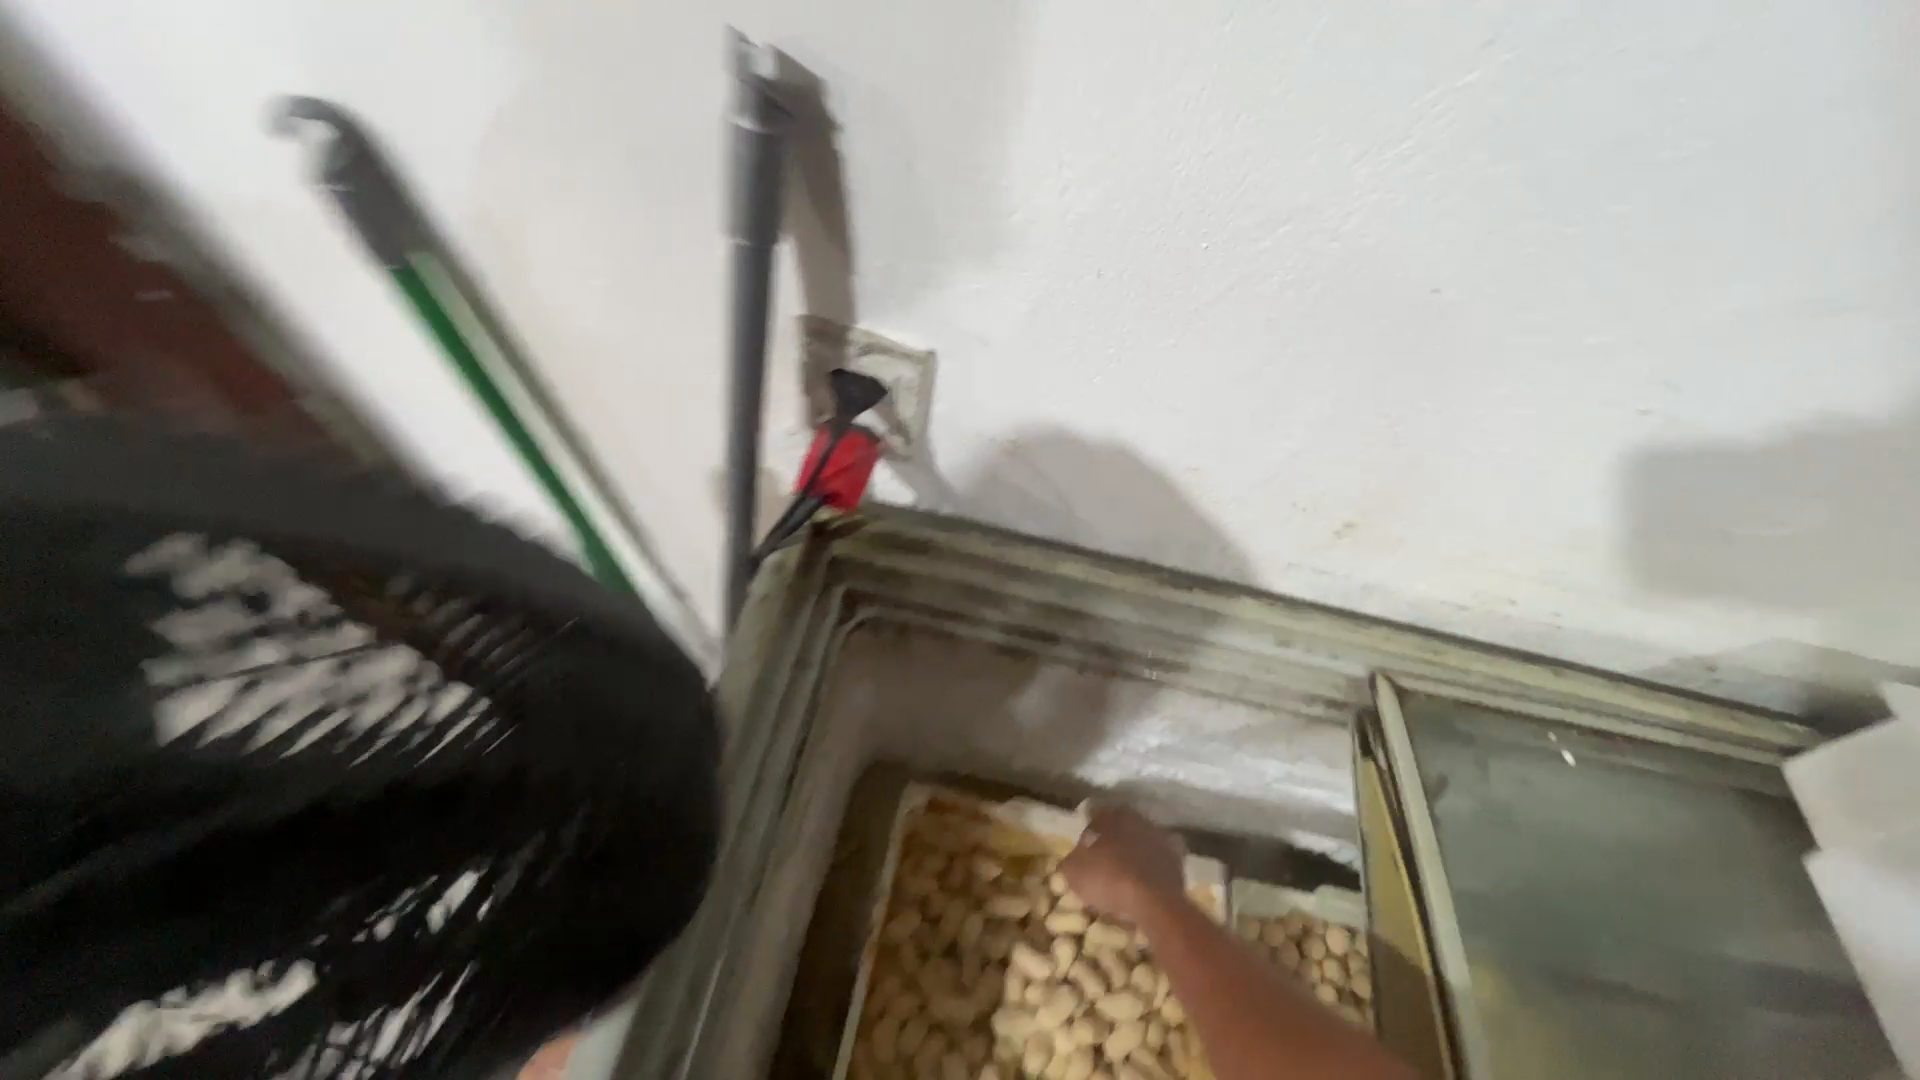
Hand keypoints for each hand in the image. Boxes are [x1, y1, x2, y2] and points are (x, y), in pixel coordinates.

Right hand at [1059, 801, 1187, 927]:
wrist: (1153, 902)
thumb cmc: (1108, 879)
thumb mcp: (1073, 872)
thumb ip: (1070, 861)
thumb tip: (1072, 861)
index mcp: (1111, 815)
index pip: (1094, 815)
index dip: (1086, 831)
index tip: (1081, 849)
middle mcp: (1137, 818)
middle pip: (1120, 827)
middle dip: (1111, 842)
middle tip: (1101, 863)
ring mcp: (1161, 837)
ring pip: (1141, 842)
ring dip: (1133, 854)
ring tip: (1124, 876)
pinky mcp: (1178, 859)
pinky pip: (1159, 861)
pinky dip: (1152, 868)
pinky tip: (1145, 883)